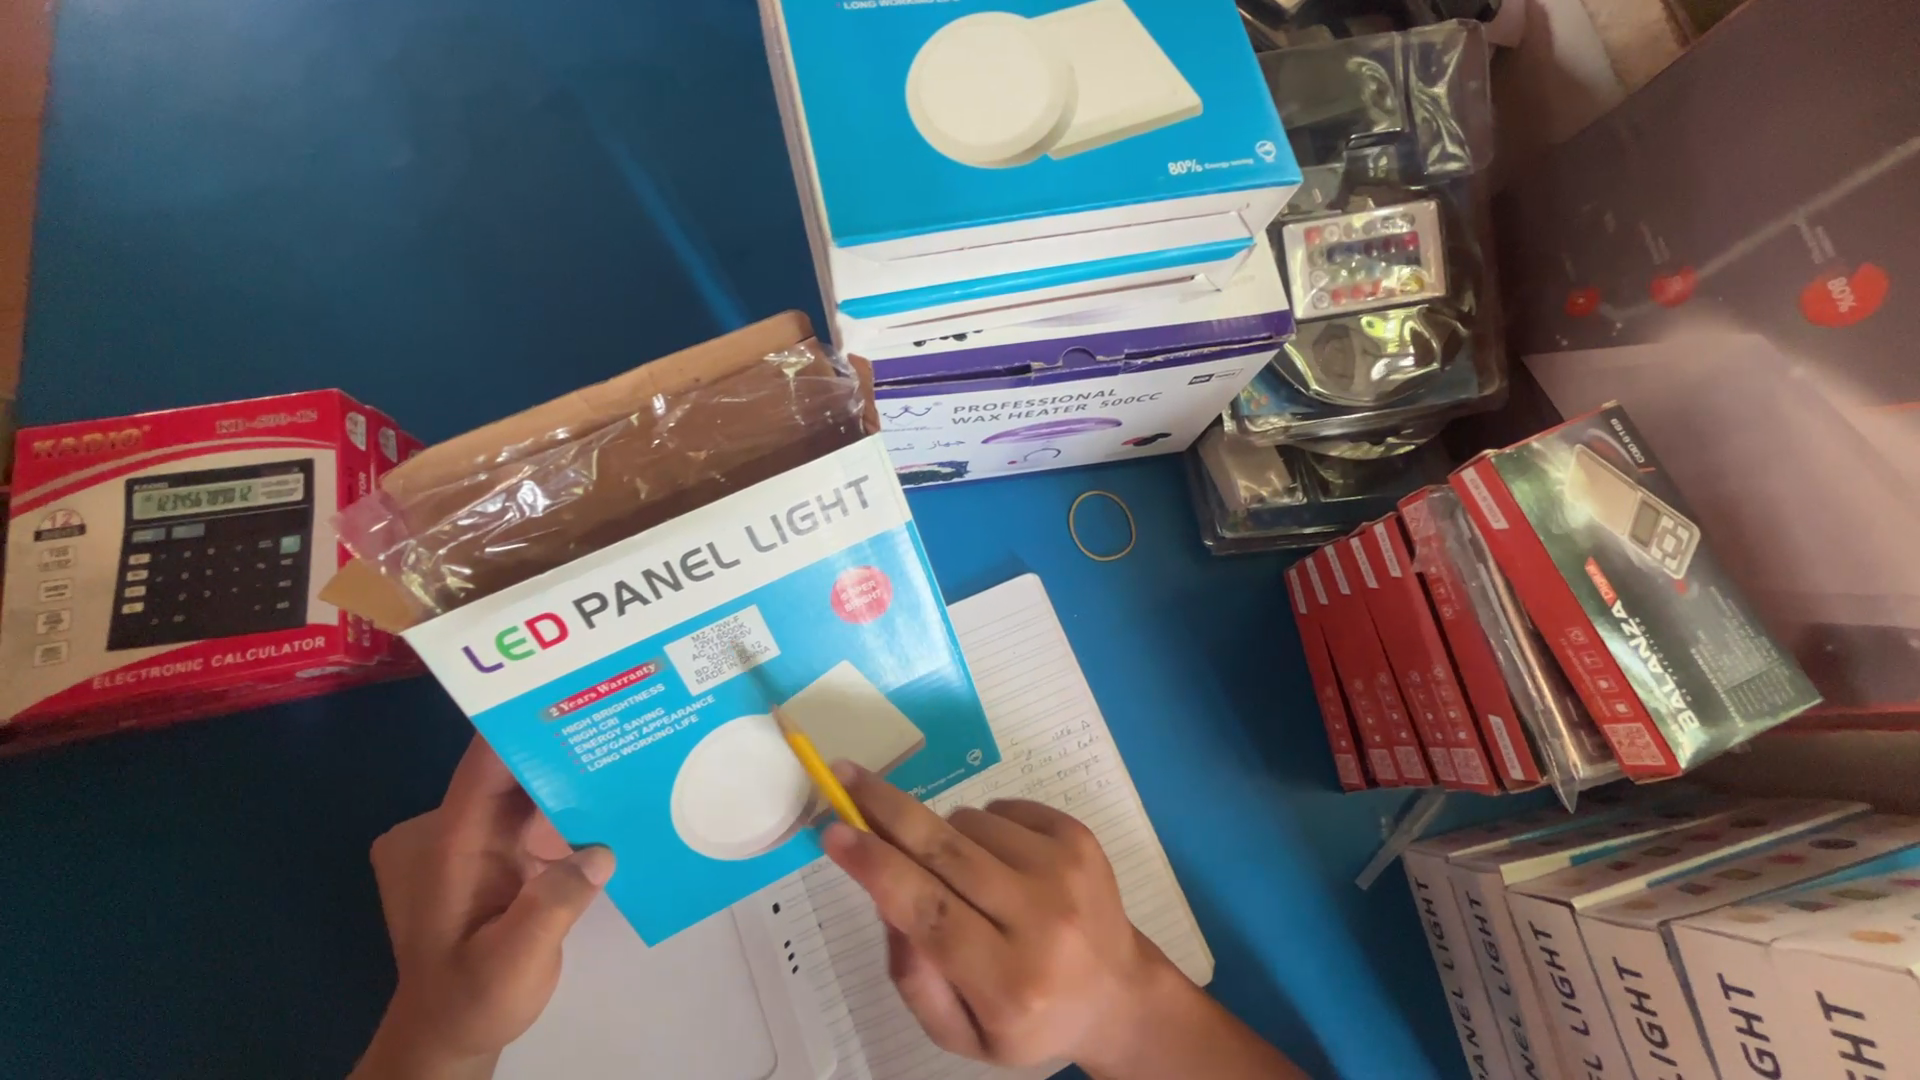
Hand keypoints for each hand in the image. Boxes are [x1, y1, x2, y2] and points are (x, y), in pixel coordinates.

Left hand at [351, 737, 614, 1079]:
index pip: (483, 768)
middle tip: (623, 710)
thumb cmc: (470, 997)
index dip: (522, 726)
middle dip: (564, 741)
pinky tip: (619, 791)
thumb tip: (603, 852)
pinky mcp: (506, 852)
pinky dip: (575, 801)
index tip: (570, 690)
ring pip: (530, 787)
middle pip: (512, 768)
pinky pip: (541, 811)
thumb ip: (551, 906)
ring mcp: (482, 840)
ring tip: (630, 741)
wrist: (449, 1034)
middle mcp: (462, 830)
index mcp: (450, 846)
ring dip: (574, 770)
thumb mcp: (511, 962)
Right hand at [819, 762, 1181, 1073]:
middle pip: (945, 851)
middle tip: (846, 776)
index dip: (876, 867)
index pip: (929, 912)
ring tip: (966, 876)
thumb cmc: (1029, 1017)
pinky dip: (982, 825)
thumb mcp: (962, 1031)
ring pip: (967, 822)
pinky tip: (1001, 863)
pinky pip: (999, 806)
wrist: (1118, 992)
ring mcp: (1065, 870)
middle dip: (886, 809)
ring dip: (944, 836)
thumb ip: (913, 975)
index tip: (834, 830)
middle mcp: (1042, 921)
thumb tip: (883, 894)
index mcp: (1008, 983)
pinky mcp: (1079, 835)